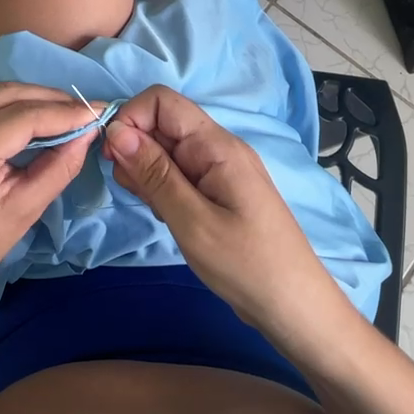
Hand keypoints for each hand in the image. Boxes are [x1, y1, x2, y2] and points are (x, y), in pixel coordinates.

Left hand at [0, 83, 98, 314]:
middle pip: (4, 94)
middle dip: (47, 98)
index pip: (22, 117)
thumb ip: (58, 166)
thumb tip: (86, 131)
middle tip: (82, 109)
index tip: (96, 110)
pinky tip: (27, 118)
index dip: (63, 112)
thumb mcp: (24, 210)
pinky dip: (2, 107)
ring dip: (26, 99)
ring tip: (61, 112)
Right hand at [103, 85, 349, 334]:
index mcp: (216, 146)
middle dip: (135, 149)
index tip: (115, 157)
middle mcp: (217, 148)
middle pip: (161, 124)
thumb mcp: (192, 221)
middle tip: (133, 190)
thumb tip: (115, 129)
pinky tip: (166, 215)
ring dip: (146, 171)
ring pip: (165, 149)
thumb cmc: (247, 266)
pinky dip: (161, 187)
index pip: (162, 101)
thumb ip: (153, 173)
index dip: (131, 118)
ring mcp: (218, 170)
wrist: (298, 312)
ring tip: (153, 208)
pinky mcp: (217, 190)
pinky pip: (178, 172)